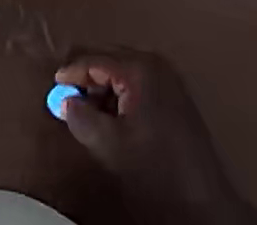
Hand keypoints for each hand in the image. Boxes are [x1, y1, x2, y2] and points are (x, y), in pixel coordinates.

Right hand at [54, 50, 256, 224]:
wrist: (202, 198)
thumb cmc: (154, 166)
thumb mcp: (109, 144)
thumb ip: (81, 117)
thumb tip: (65, 101)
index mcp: (139, 68)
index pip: (95, 60)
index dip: (72, 72)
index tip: (55, 86)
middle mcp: (154, 62)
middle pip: (109, 58)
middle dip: (88, 76)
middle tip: (69, 97)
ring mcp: (168, 75)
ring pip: (123, 68)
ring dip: (104, 85)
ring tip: (90, 110)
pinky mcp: (174, 91)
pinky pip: (138, 80)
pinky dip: (121, 91)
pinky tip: (114, 115)